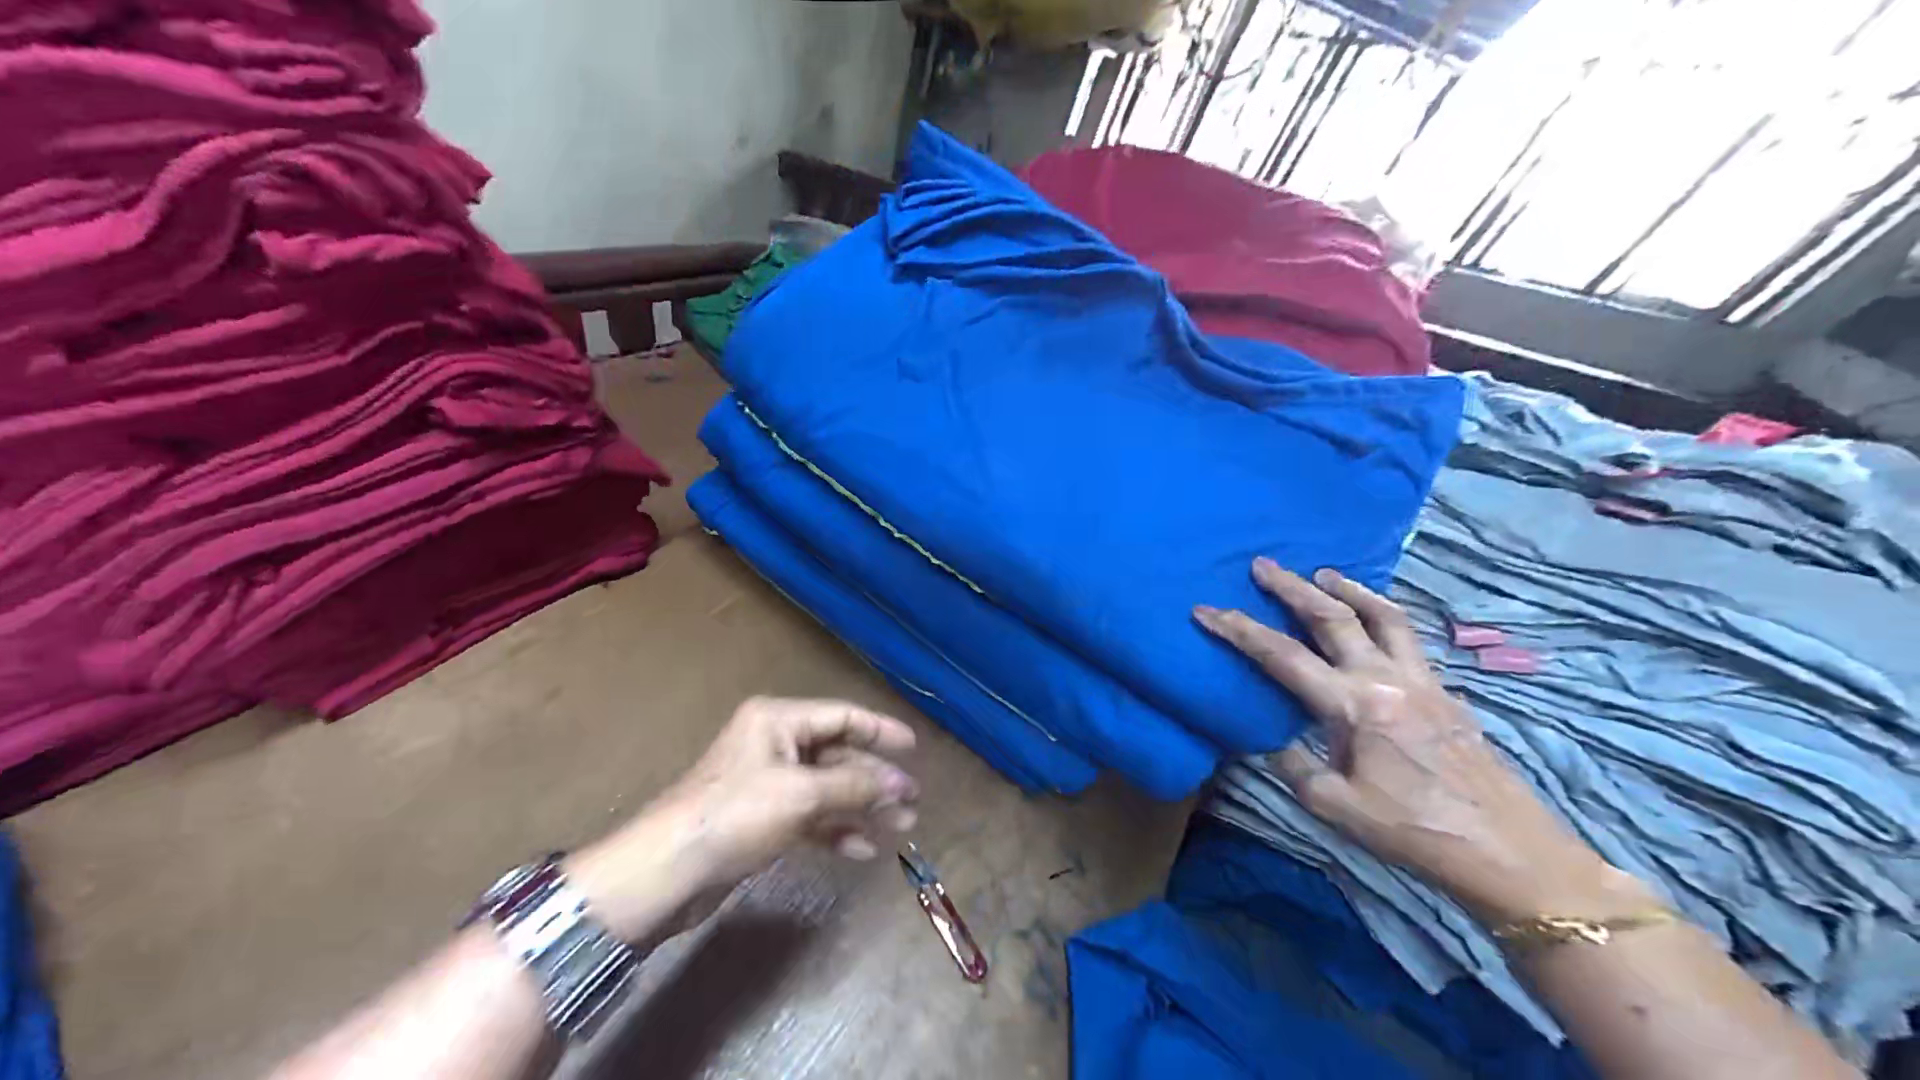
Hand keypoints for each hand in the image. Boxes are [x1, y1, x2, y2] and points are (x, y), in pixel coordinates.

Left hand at [567, 697, 919, 940]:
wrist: (667, 872)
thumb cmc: (736, 815)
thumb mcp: (801, 795)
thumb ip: (856, 787)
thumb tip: (904, 785)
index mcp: (778, 720)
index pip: (842, 716)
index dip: (880, 730)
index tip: (914, 748)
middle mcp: (775, 744)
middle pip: (837, 754)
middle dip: (875, 779)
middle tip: (913, 800)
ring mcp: (768, 783)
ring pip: (827, 789)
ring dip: (862, 807)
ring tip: (900, 826)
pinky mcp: (762, 819)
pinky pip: (810, 816)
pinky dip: (835, 830)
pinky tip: (862, 850)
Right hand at [1195, 559, 1653, 925]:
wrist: (1510, 853)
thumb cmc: (1414, 832)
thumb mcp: (1335, 807)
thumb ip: (1294, 766)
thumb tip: (1273, 741)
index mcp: (1354, 705)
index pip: (1282, 656)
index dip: (1239, 629)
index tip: (1206, 609)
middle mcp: (1387, 679)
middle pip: (1333, 616)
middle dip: (1292, 587)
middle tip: (1263, 564)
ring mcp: (1423, 681)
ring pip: (1383, 615)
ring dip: (1348, 588)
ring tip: (1323, 572)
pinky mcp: (1445, 693)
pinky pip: (1408, 638)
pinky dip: (1382, 616)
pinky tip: (1374, 623)